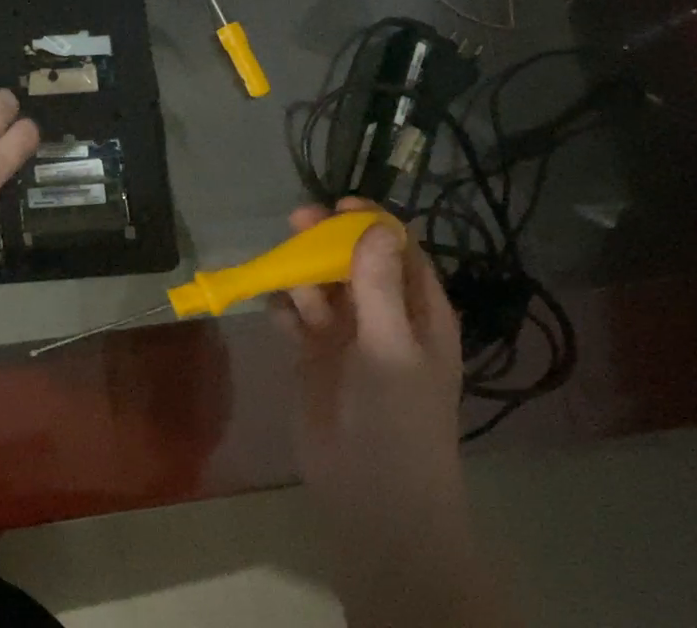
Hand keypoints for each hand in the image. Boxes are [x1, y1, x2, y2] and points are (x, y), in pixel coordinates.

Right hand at [271, 198, 463, 526]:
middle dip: (327, 242)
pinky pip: (295, 317)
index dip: (372, 224)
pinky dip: (284, 307)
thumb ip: (379, 287)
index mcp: (421, 313)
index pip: (399, 252)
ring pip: (322, 287)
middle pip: (353, 262)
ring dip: (303, 276)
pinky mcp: (313, 356)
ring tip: (288, 283)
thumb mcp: (392, 347)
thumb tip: (375, 226)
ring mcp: (347, 338)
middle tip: (296, 221)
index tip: (340, 204)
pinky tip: (275, 309)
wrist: (372, 492)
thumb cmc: (397, 418)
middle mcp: (385, 318)